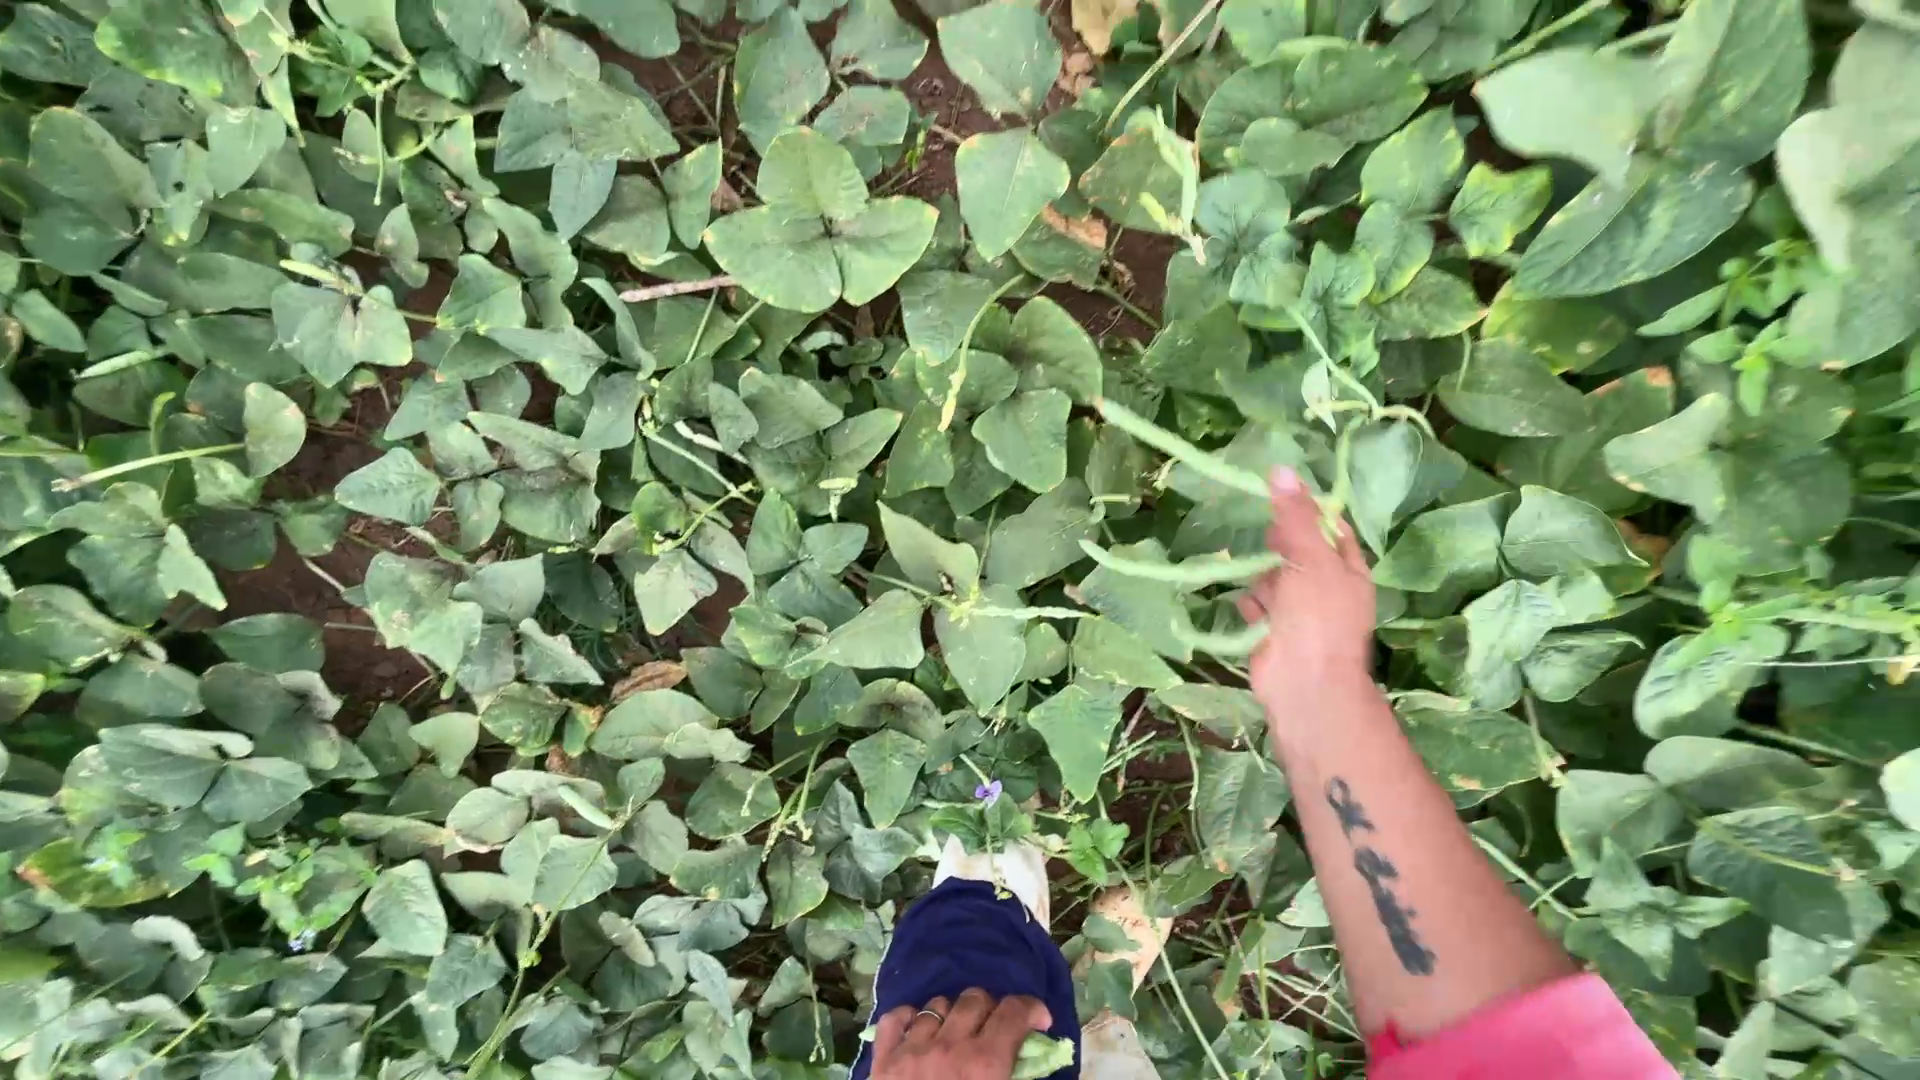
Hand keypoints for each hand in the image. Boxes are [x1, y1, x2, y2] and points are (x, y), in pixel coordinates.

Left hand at [871, 989, 1051, 1079]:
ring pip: (938, 1004)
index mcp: (984, 1065)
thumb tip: (1031, 1068)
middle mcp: (949, 1047)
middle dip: (992, 1010)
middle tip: (997, 1032)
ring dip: (954, 1016)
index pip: (1013, 1012)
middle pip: (975, 999)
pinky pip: (896, 1019)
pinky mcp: (882, 1062)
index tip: (1040, 1021)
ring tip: (957, 1037)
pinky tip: (919, 1033)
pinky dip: (910, 1019)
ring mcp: (912, 1051)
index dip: (1031, 1009)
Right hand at [1239, 466, 1376, 746]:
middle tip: (1264, 535)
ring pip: (1276, 580)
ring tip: (1251, 571)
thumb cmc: (1318, 616)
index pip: (1333, 532)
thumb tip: (1280, 470)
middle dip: (1281, 545)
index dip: (1312, 513)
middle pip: (1300, 554)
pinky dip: (1250, 602)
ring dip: (1262, 575)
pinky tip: (1245, 602)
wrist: (1302, 681)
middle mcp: (1326, 591)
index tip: (1284, 497)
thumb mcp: (1311, 558)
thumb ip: (1295, 517)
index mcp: (1348, 572)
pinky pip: (1258, 606)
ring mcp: (1299, 613)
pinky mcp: (1272, 631)